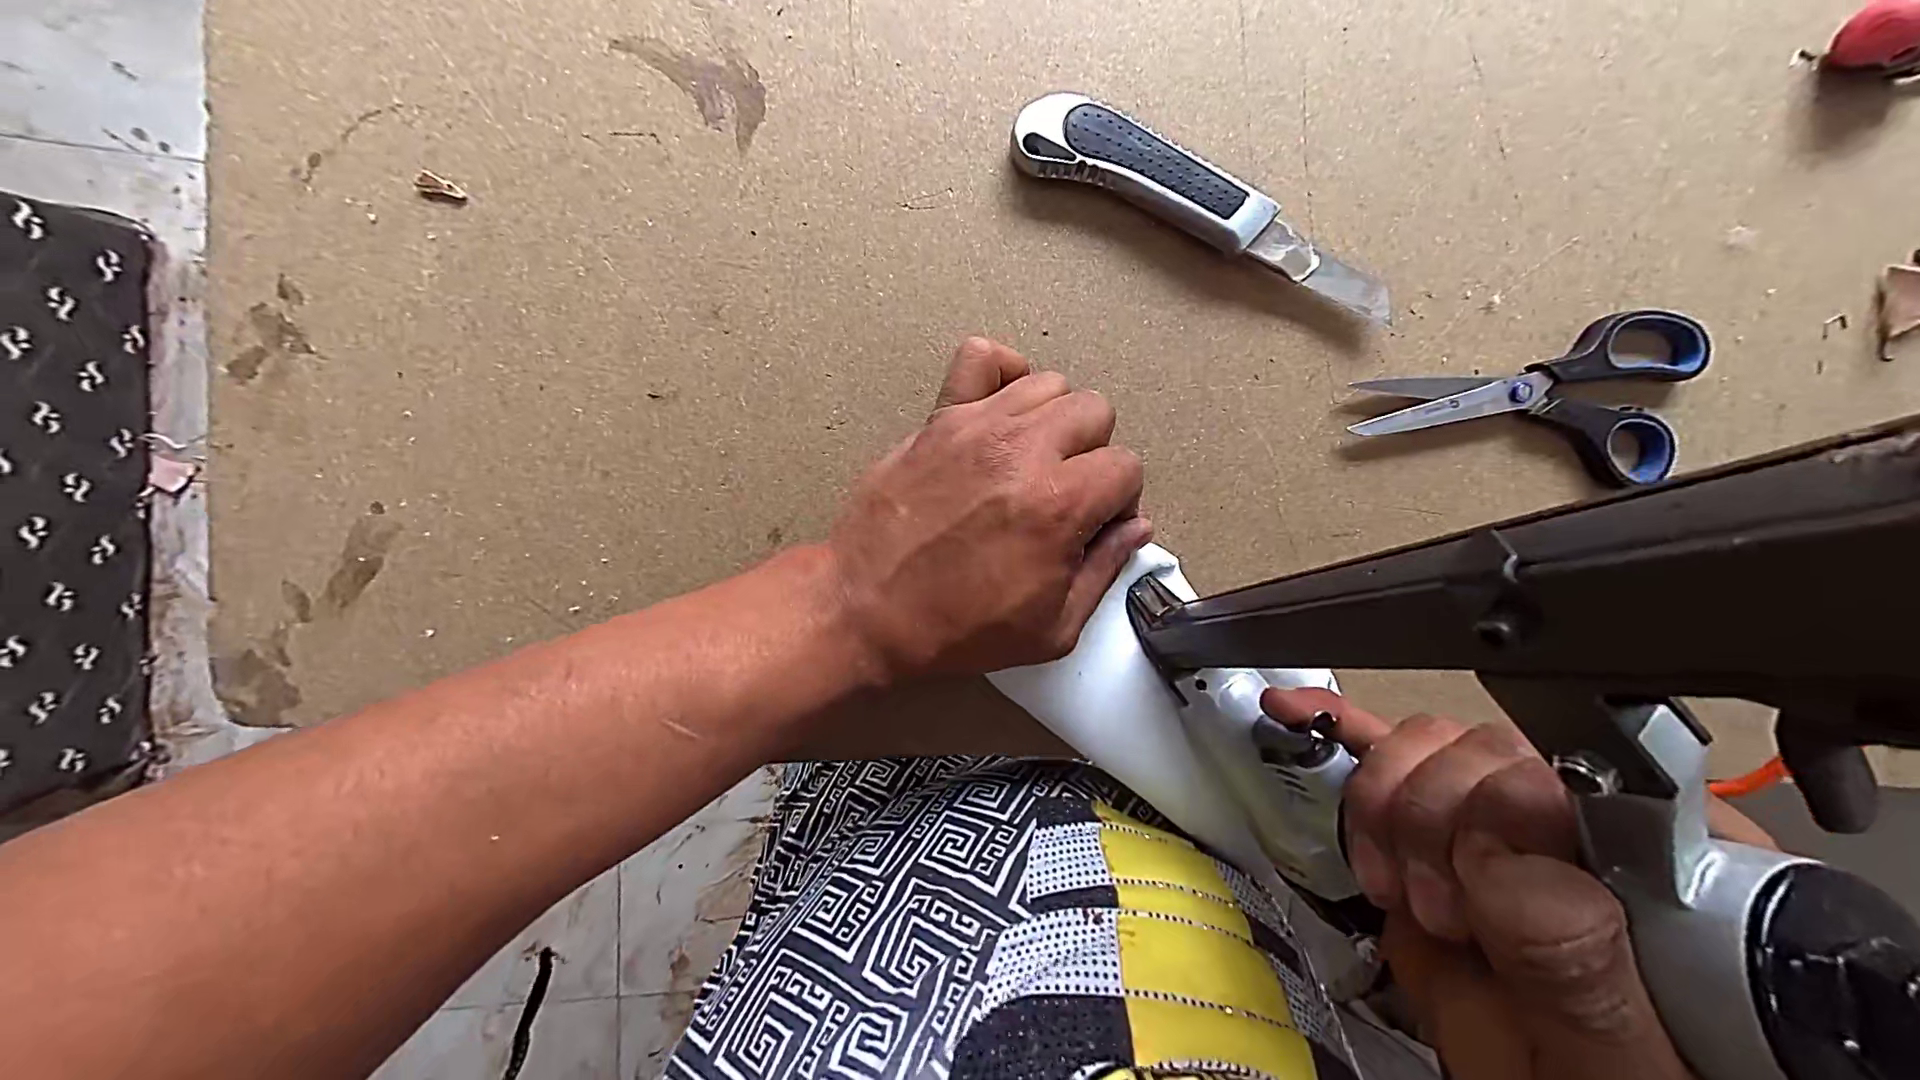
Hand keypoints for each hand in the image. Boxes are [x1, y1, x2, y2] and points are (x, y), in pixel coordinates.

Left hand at [828, 338, 1150, 678]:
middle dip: (1093, 453)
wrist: (868, 610)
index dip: (1119, 499)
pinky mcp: (938, 422)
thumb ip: (1105, 570)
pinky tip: (1002, 410)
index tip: (1096, 521)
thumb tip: (1134, 530)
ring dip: (1053, 420)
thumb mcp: (1052, 629)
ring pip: (1048, 383)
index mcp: (1057, 505)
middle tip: (1068, 490)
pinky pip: (979, 358)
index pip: (1126, 466)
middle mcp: (1021, 453)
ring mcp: (976, 428)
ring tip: (1034, 457)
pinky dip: (1001, 372)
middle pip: (1094, 412)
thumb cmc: (951, 626)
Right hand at [1261, 687, 1700, 1079]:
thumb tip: (1502, 861)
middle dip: (1431, 821)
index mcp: (1659, 867)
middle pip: (1483, 750)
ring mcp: (1486, 815)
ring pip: (1421, 742)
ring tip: (1395, 881)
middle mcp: (1574, 821)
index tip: (1468, 903)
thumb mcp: (1615, 1061)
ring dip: (1381, 801)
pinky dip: (1337, 724)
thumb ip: (1577, 965)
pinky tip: (1294, 712)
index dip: (1499, 816)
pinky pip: (1381, 746)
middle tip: (1436, 911)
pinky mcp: (1421, 819)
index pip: (1568, 777)